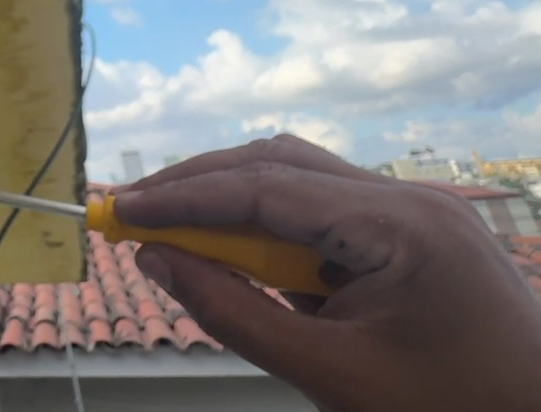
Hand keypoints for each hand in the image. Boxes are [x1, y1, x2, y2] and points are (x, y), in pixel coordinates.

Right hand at [113, 135, 540, 411]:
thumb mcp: (332, 377)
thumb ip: (230, 311)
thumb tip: (151, 259)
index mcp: (403, 223)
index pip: (263, 188)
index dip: (181, 197)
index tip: (120, 209)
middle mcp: (411, 197)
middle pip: (275, 163)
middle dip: (199, 184)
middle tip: (136, 209)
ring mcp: (419, 211)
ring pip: (295, 176)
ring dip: (229, 197)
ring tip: (174, 223)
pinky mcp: (417, 234)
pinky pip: (323, 207)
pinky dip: (269, 222)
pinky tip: (241, 249)